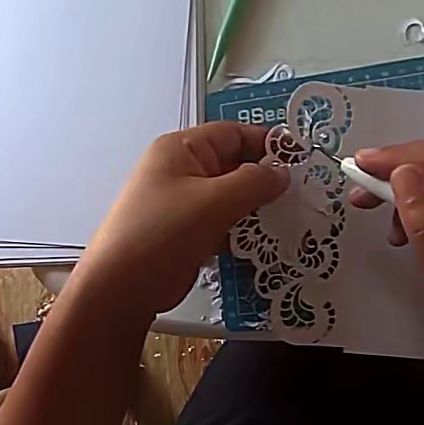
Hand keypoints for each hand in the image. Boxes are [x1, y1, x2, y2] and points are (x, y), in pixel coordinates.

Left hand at [77, 122, 287, 317]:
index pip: (233, 134)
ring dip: (257, 208)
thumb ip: (254, 182)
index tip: (301, 160)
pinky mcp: (187, 233)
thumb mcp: (212, 202)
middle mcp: (182, 171)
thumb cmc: (160, 235)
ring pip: (231, 198)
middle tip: (302, 196)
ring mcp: (184, 204)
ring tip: (291, 220)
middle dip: (266, 180)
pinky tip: (266, 242)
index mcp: (181, 149)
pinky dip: (243, 230)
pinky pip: (223, 223)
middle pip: (234, 166)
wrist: (121, 289)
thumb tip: (281, 173)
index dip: (268, 143)